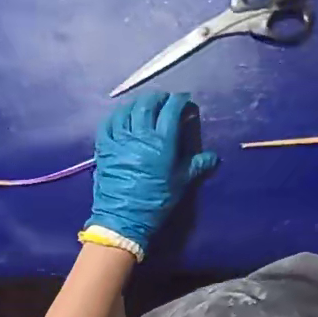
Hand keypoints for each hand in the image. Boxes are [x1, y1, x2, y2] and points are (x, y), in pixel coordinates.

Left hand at [86, 92, 218, 254]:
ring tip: (144, 104)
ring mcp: (119, 139)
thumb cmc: (156, 200)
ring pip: (126, 110)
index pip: (171, 110)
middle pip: (147, 104)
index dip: (179, 101)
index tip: (184, 100)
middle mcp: (140, 135)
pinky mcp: (104, 147)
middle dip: (158, 97)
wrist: (124, 218)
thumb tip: (213, 157)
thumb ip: (196, 165)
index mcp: (161, 142)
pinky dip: (116, 115)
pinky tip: (121, 115)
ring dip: (137, 103)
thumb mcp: (181, 183)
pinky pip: (108, 123)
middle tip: (164, 99)